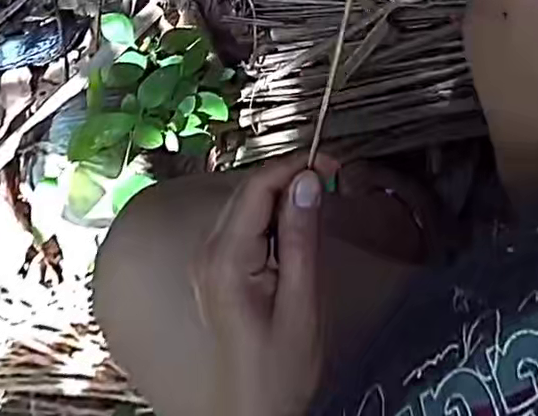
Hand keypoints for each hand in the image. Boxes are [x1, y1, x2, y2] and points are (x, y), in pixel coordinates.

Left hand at [192, 153, 339, 415]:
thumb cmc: (277, 374)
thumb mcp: (302, 305)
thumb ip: (303, 238)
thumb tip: (309, 181)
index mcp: (226, 259)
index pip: (257, 186)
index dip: (294, 164)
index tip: (330, 162)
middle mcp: (208, 251)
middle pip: (249, 189)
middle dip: (289, 175)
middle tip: (330, 176)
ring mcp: (207, 258)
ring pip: (246, 201)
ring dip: (281, 192)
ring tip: (318, 197)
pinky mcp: (214, 265)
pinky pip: (243, 220)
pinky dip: (271, 211)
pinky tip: (294, 222)